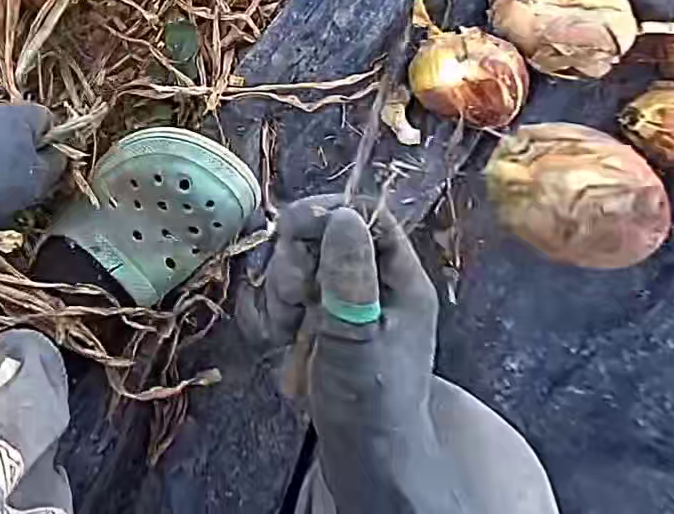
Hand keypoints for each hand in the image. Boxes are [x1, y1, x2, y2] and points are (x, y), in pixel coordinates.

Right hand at [238, 196, 464, 513]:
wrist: (363, 460)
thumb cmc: (372, 407)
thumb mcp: (360, 342)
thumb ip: (350, 280)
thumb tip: (343, 215)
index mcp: (399, 275)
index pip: (365, 213)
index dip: (328, 213)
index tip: (293, 231)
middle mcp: (370, 276)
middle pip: (322, 229)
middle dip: (295, 258)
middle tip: (292, 297)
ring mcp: (342, 292)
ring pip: (297, 256)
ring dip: (280, 286)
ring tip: (289, 327)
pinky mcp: (316, 310)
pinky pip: (284, 285)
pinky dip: (274, 306)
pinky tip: (281, 334)